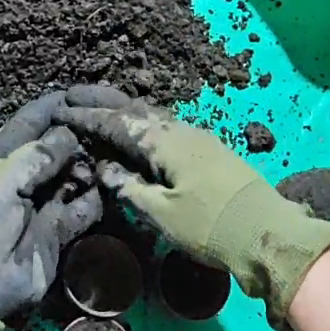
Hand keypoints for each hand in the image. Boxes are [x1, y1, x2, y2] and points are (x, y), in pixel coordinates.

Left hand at [0, 92, 102, 330]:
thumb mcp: (3, 183)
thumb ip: (35, 156)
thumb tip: (68, 133)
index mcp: (0, 157)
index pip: (32, 122)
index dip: (56, 108)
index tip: (84, 97)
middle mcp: (24, 176)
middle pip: (58, 147)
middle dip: (80, 140)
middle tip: (105, 133)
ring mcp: (42, 204)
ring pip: (74, 176)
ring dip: (88, 170)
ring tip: (102, 163)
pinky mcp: (57, 234)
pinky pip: (82, 209)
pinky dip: (92, 201)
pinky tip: (99, 192)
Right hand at [55, 86, 329, 327]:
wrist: (268, 235)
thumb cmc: (210, 226)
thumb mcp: (162, 213)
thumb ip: (129, 187)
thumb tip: (103, 168)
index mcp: (164, 141)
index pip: (117, 122)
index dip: (86, 117)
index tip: (61, 110)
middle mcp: (179, 130)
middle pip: (133, 109)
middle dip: (101, 101)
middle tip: (72, 95)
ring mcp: (196, 137)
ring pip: (150, 116)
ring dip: (122, 111)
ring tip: (97, 108)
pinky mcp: (207, 150)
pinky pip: (164, 127)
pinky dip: (140, 125)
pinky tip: (135, 132)